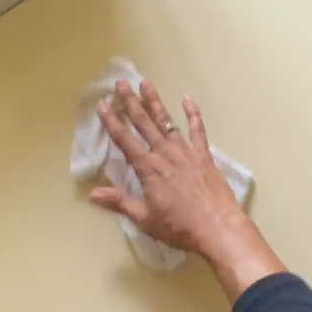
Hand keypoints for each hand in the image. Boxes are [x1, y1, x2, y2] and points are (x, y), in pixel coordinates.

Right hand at [93, 80, 285, 299]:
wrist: (218, 228)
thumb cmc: (179, 227)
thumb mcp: (145, 219)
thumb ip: (120, 202)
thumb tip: (93, 193)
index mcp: (148, 168)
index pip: (124, 140)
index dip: (111, 121)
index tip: (102, 104)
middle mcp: (164, 153)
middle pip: (143, 123)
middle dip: (130, 102)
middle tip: (121, 83)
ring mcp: (186, 151)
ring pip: (166, 121)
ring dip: (155, 102)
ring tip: (146, 83)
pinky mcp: (203, 155)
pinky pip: (197, 130)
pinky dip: (193, 113)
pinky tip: (187, 99)